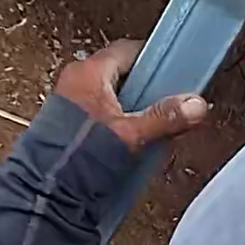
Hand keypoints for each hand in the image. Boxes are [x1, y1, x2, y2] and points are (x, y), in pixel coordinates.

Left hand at [54, 40, 210, 152]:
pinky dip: (123, 122)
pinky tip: (137, 139)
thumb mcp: (130, 134)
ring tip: (156, 123)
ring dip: (137, 108)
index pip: (128, 51)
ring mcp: (73, 104)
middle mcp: (77, 83)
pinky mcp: (73, 126)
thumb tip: (195, 104)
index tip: (175, 69)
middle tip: (171, 100)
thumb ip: (165, 118)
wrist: (49, 193)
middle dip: (149, 88)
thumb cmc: (77, 158)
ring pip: (116, 96)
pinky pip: (105, 114)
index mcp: (88, 73)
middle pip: (124, 75)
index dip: (154, 58)